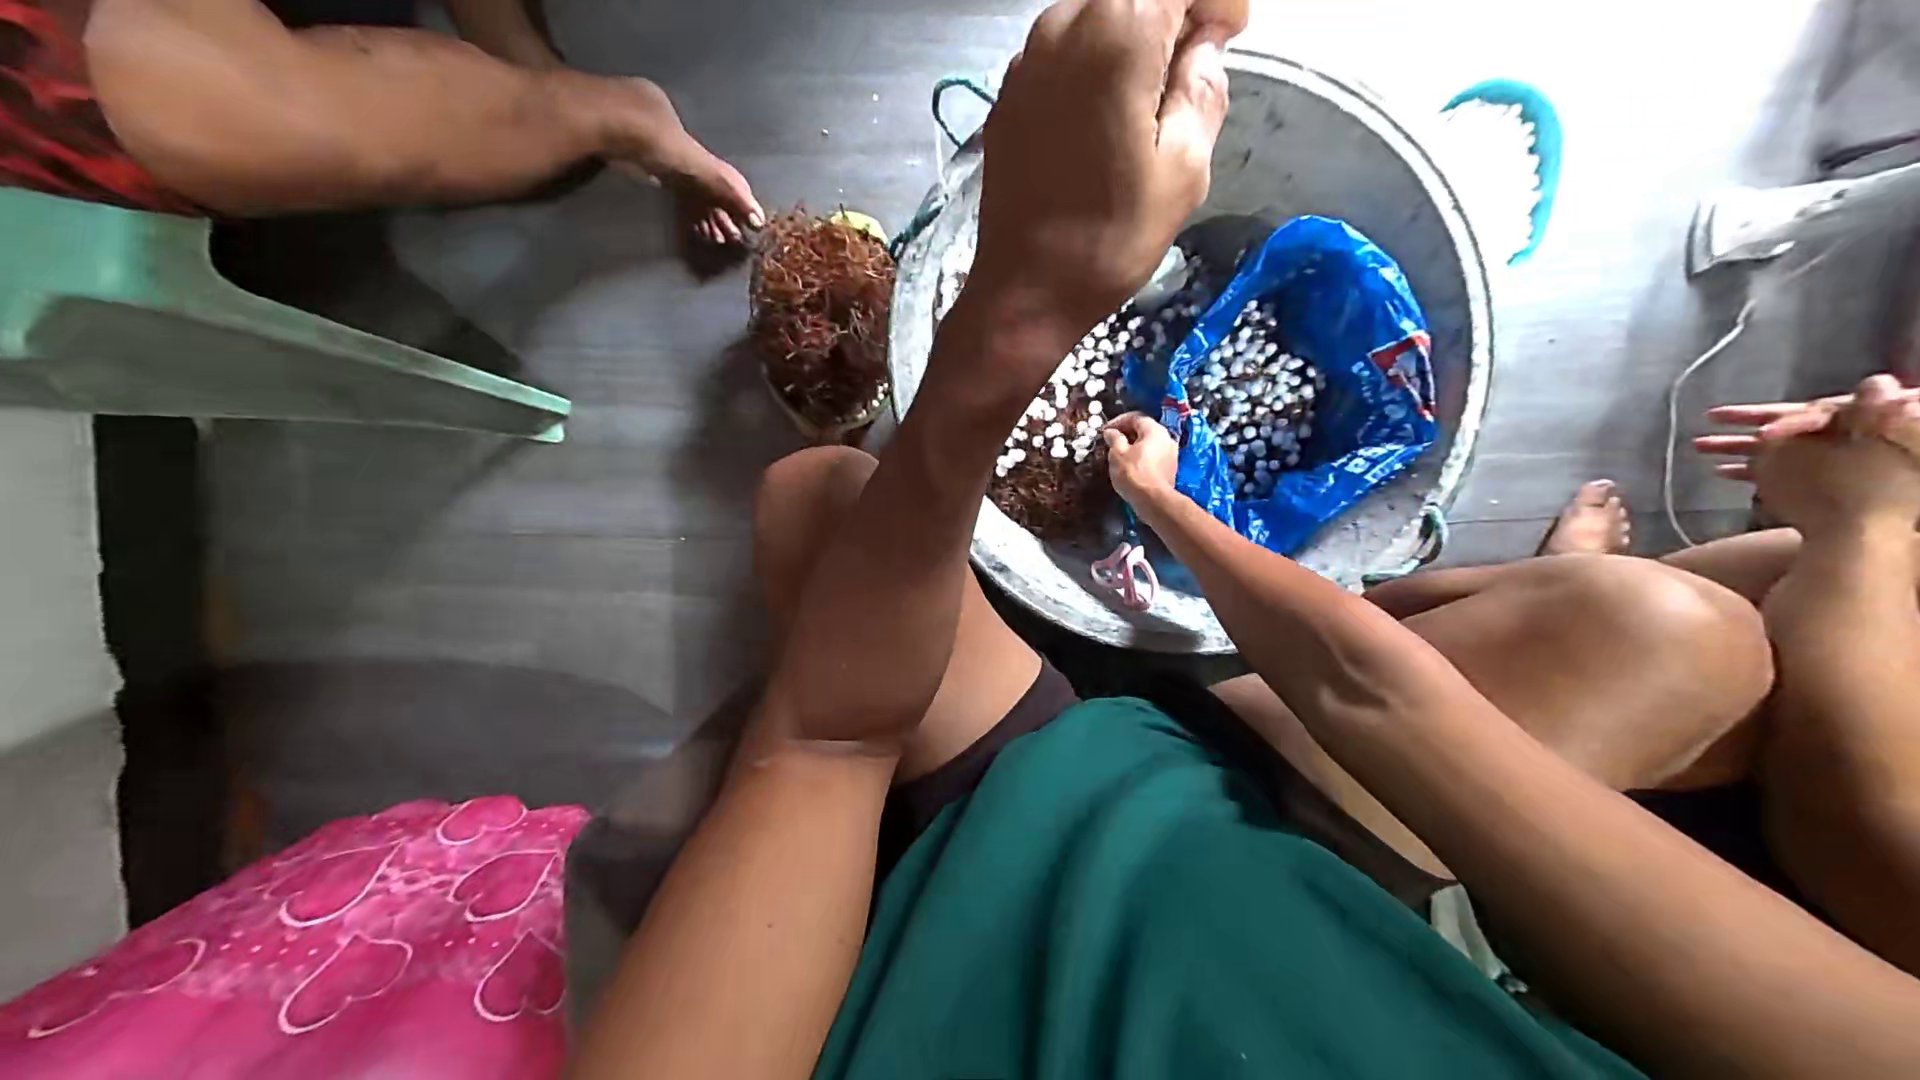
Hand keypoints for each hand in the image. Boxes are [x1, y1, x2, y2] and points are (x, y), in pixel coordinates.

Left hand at [969, 0, 1247, 352]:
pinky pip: (1058, 55)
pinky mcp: (1005, 103)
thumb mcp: (1183, 170)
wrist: (1025, 293)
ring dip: (1130, 37)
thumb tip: (1203, 45)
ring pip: (1091, 15)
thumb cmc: (1109, 241)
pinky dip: (1090, 63)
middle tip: (1195, 63)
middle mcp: (1061, 28)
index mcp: (1117, 33)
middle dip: (1173, 13)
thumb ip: (1203, 88)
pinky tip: (1104, 113)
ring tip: (1150, 93)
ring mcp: (1024, 65)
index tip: (1232, 34)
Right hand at [1103, 412, 1180, 508]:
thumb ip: (1114, 438)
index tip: (1105, 431)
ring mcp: (1171, 454)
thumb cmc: (1133, 473)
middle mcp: (1167, 438)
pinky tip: (1131, 465)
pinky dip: (1142, 456)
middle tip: (1111, 441)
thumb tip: (1111, 432)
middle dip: (1126, 433)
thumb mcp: (1117, 453)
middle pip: (1144, 429)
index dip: (1118, 421)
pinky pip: (1154, 455)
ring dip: (1134, 445)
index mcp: (1155, 430)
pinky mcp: (1171, 468)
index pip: (1136, 417)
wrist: (1153, 500)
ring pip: (1150, 443)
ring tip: (1119, 454)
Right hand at [1696, 375, 1919, 534]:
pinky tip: (1719, 472)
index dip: (1789, 420)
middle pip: (1783, 426)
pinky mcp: (1798, 484)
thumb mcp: (1893, 438)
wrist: (1872, 528)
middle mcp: (1828, 439)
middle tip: (1712, 415)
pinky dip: (1743, 470)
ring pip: (1768, 448)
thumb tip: (1876, 381)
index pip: (1812, 414)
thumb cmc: (1889, 478)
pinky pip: (1767, 471)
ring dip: (1733, 445)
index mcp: (1852, 426)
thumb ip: (1880, 412)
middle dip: (1745, 422)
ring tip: (1698, 445)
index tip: (1761, 433)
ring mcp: (1812, 462)